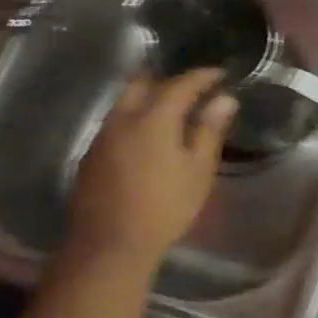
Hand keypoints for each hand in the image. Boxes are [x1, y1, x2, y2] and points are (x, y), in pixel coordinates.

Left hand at [63, 70, 237, 267]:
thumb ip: (209, 131)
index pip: (180, 84)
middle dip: (168, 78)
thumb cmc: (164, 207)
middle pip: (143, 82)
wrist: (110, 243)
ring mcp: (103, 135)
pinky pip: (116, 121)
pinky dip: (135, 117)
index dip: (202, 76)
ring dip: (149, 97)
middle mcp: (123, 118)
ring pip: (126, 101)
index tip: (220, 74)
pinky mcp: (92, 153)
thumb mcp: (198, 171)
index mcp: (154, 118)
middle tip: (191, 87)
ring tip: (172, 109)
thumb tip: (225, 99)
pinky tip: (147, 135)